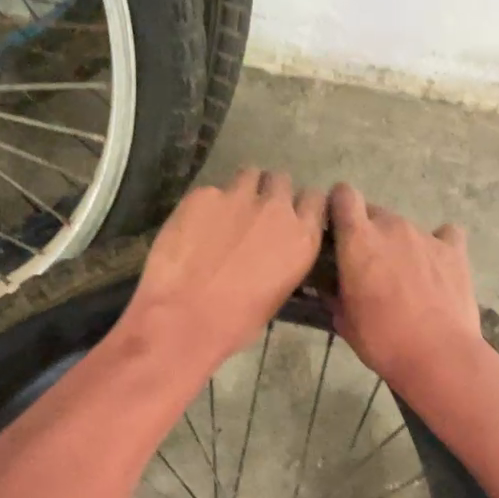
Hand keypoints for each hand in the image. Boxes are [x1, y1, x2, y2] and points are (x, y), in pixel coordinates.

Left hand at [120, 168, 325, 367]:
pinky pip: (211, 191)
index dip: (301, 205)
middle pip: (281, 180)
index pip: (314, 200)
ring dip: (243, 189)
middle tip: (255, 214)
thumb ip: (283, 260)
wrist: (184, 317)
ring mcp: (238, 196)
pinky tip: (193, 228)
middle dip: (271, 192)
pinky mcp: (202, 194)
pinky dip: (207, 205)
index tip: (291, 214)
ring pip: (249, 174)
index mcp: (301, 239)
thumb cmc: (235, 323)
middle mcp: (275, 209)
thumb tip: (273, 253)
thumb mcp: (276, 294)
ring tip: (227, 213)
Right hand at [328, 183, 486, 390]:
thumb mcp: (346, 322)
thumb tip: (332, 288)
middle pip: (375, 213)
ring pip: (406, 228)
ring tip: (406, 279)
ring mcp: (426, 235)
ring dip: (400, 244)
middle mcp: (392, 227)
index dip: (339, 207)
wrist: (438, 355)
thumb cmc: (382, 340)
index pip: (343, 196)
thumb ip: (336, 295)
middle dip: (369, 233)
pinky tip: (437, 266)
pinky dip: (439, 245)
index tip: (338, 229)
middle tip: (371, 266)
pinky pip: (445, 235)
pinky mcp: (454, 249)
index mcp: (358, 240)